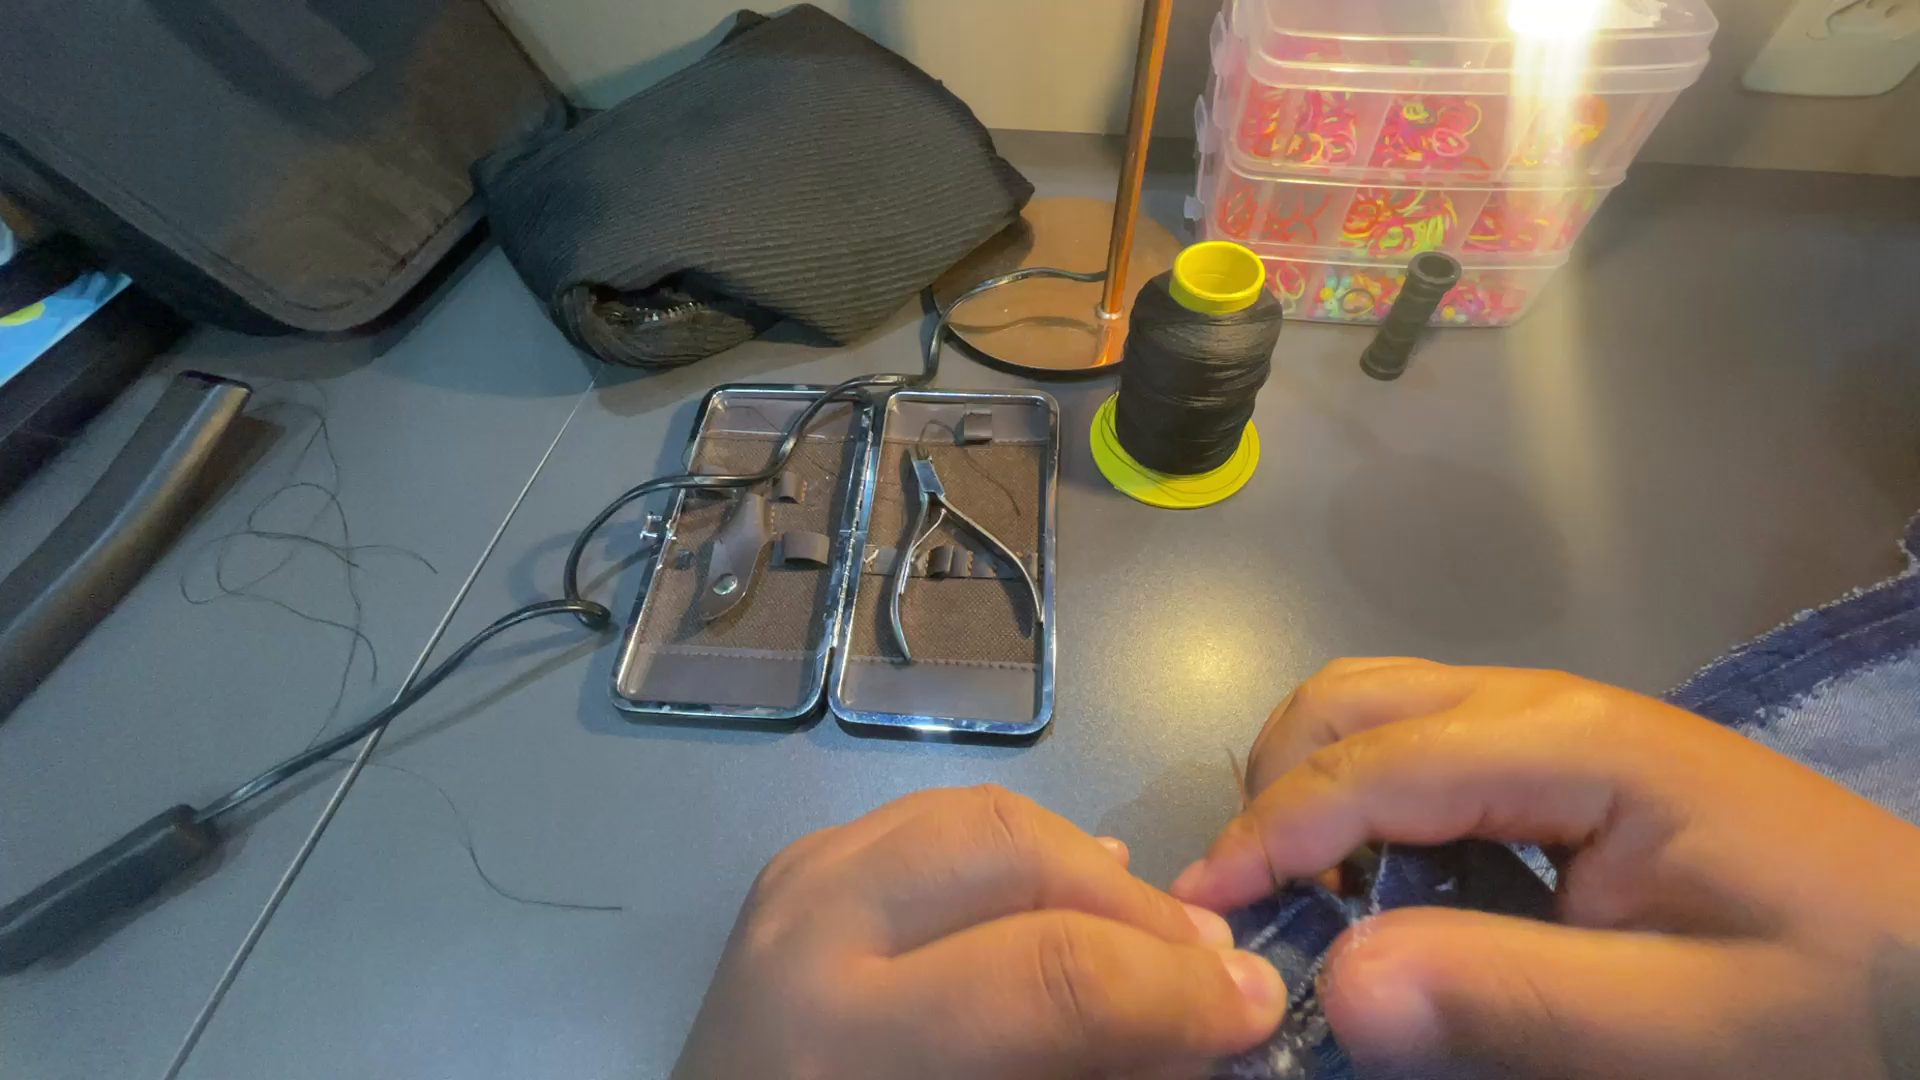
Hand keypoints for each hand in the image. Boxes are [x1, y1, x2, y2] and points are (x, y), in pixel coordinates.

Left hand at [673, 785, 1286, 1079]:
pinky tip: (1063, 876)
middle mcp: (813, 926)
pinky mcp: (804, 857)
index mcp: (843, 1035)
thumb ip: (1088, 1066)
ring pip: (976, 812)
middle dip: (1126, 903)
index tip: (1251, 999)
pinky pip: (935, 819)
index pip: (1045, 973)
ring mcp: (802, 872)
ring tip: (1144, 915)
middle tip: (1199, 953)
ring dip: (1077, 859)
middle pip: (1008, 849)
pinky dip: (1014, 843)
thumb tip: (1201, 1016)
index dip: (1169, 986)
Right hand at [1172, 659, 1919, 1079]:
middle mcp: (1526, 696)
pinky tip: (1366, 849)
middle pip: (1343, 700)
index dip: (1272, 832)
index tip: (1202, 903)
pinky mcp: (1528, 736)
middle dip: (1274, 787)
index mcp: (1567, 740)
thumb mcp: (1705, 1035)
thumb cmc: (1856, 1005)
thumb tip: (1337, 987)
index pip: (1370, 767)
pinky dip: (1343, 775)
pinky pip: (1394, 726)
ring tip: (1300, 869)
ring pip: (1357, 699)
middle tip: (1256, 889)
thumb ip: (1515, 1001)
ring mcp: (1525, 708)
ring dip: (1301, 772)